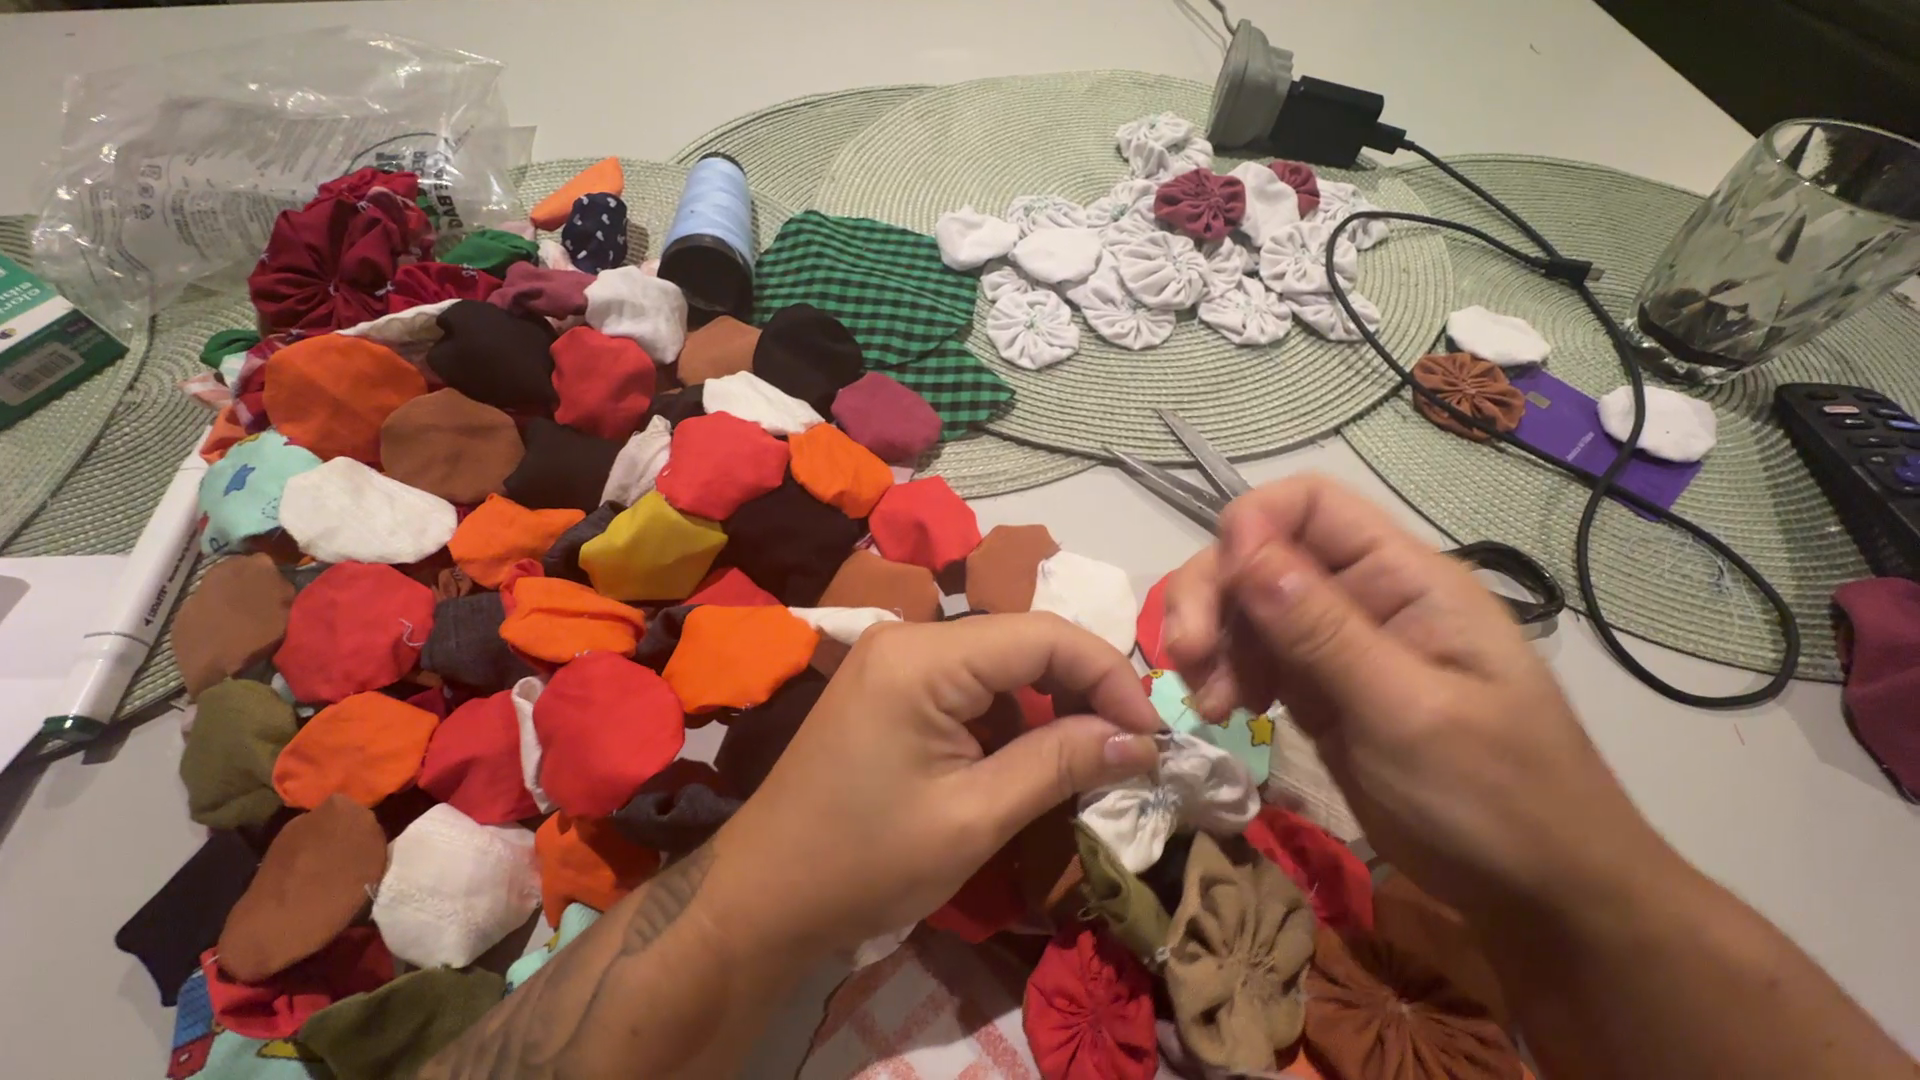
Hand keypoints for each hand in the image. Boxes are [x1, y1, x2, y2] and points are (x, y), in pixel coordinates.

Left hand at [699, 613, 1162, 953]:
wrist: (763, 898)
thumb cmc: (864, 865)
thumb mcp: (974, 818)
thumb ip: (1060, 764)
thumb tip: (1141, 741)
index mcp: (922, 657)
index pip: (1042, 636)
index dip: (1109, 676)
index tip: (1153, 736)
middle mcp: (908, 638)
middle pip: (1022, 642)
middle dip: (1083, 691)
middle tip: (1129, 751)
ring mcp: (894, 659)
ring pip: (1001, 663)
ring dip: (1050, 706)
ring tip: (1089, 761)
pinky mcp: (890, 686)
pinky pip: (970, 684)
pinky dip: (1011, 717)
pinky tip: (1031, 757)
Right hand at [1164, 474, 1668, 915]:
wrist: (1538, 893)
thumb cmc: (1496, 798)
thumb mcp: (1407, 712)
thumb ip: (1323, 631)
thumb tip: (1243, 550)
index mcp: (1405, 579)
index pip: (1312, 505)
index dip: (1252, 526)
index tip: (1215, 592)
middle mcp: (1365, 596)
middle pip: (1263, 554)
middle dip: (1212, 595)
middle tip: (1186, 657)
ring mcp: (1340, 645)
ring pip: (1248, 607)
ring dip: (1213, 642)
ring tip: (1208, 703)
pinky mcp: (1320, 689)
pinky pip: (1256, 657)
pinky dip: (1227, 676)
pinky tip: (1226, 712)